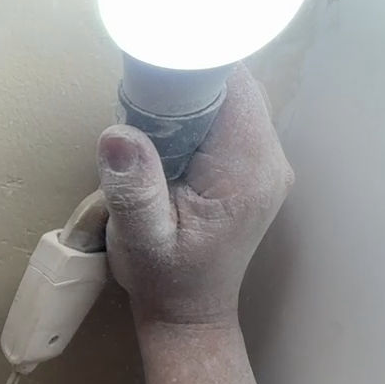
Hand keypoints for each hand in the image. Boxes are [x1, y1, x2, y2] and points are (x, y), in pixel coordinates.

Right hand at [97, 65, 293, 327]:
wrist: (187, 314)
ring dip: (184, 102)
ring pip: (226, 102)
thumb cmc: (164, 280)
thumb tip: (117, 134)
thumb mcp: (140, 238)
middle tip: (135, 99)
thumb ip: (134, 187)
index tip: (149, 69)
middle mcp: (266, 161)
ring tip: (144, 124)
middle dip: (182, 84)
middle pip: (231, 90)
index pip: (232, 89)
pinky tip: (160, 139)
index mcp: (246, 171)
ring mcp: (260, 164)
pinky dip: (189, 119)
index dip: (192, 69)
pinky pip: (222, 122)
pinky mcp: (246, 168)